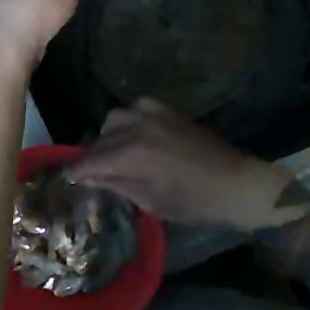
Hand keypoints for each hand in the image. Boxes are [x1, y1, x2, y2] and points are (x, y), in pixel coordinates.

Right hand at [67, 99, 309, 230]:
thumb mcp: (149, 201)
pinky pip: (137, 106)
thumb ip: (115, 184)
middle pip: (98, 141)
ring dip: (109, 136)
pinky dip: (130, 118)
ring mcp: (154, 117)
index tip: (70, 181)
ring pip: (113, 119)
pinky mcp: (169, 113)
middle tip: (97, 174)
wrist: (239, 185)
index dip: (75, 173)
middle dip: (93, 158)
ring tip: (116, 151)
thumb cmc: (194, 202)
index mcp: (131, 156)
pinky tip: (136, 132)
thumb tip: (88, 178)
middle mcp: (136, 130)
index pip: (88, 162)